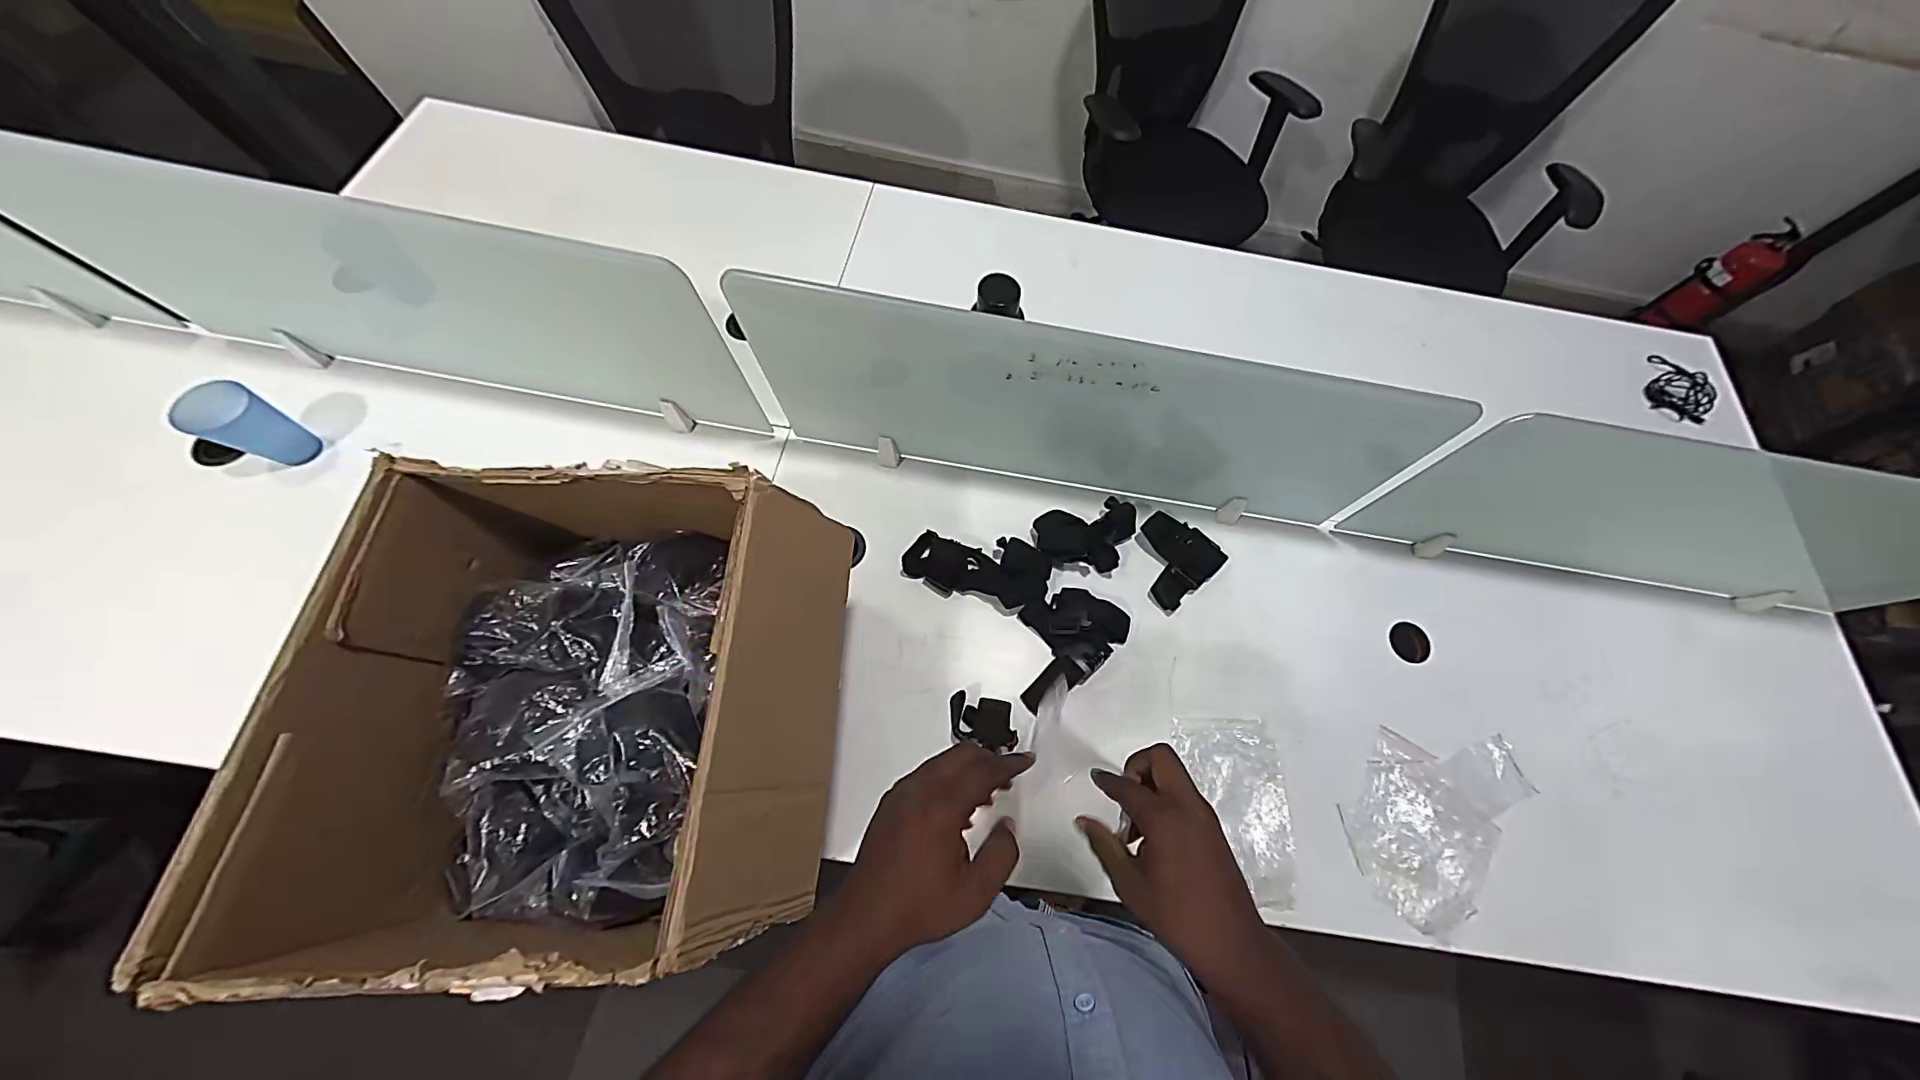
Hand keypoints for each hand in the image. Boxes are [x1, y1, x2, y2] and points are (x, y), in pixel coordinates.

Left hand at [833, 744, 1033, 959]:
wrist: (867, 917)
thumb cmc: (913, 907)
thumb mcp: (976, 891)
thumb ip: (1002, 854)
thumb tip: (1007, 829)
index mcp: (941, 808)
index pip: (983, 771)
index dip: (1009, 763)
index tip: (1023, 761)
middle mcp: (918, 793)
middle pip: (961, 755)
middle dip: (990, 760)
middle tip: (1007, 774)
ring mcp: (901, 795)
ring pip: (942, 762)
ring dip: (967, 769)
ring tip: (985, 793)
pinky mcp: (891, 803)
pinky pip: (925, 775)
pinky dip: (947, 778)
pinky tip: (955, 805)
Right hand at [1078, 743, 1266, 982]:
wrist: (1230, 943)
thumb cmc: (1180, 917)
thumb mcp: (1128, 883)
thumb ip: (1104, 844)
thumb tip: (1085, 823)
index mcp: (1165, 818)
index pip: (1127, 785)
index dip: (1107, 781)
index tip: (1098, 779)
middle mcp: (1188, 808)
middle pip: (1159, 757)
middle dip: (1135, 767)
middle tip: (1123, 797)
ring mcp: (1204, 816)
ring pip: (1174, 774)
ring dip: (1151, 786)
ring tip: (1136, 827)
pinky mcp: (1212, 828)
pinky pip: (1184, 795)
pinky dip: (1165, 800)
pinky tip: (1153, 838)